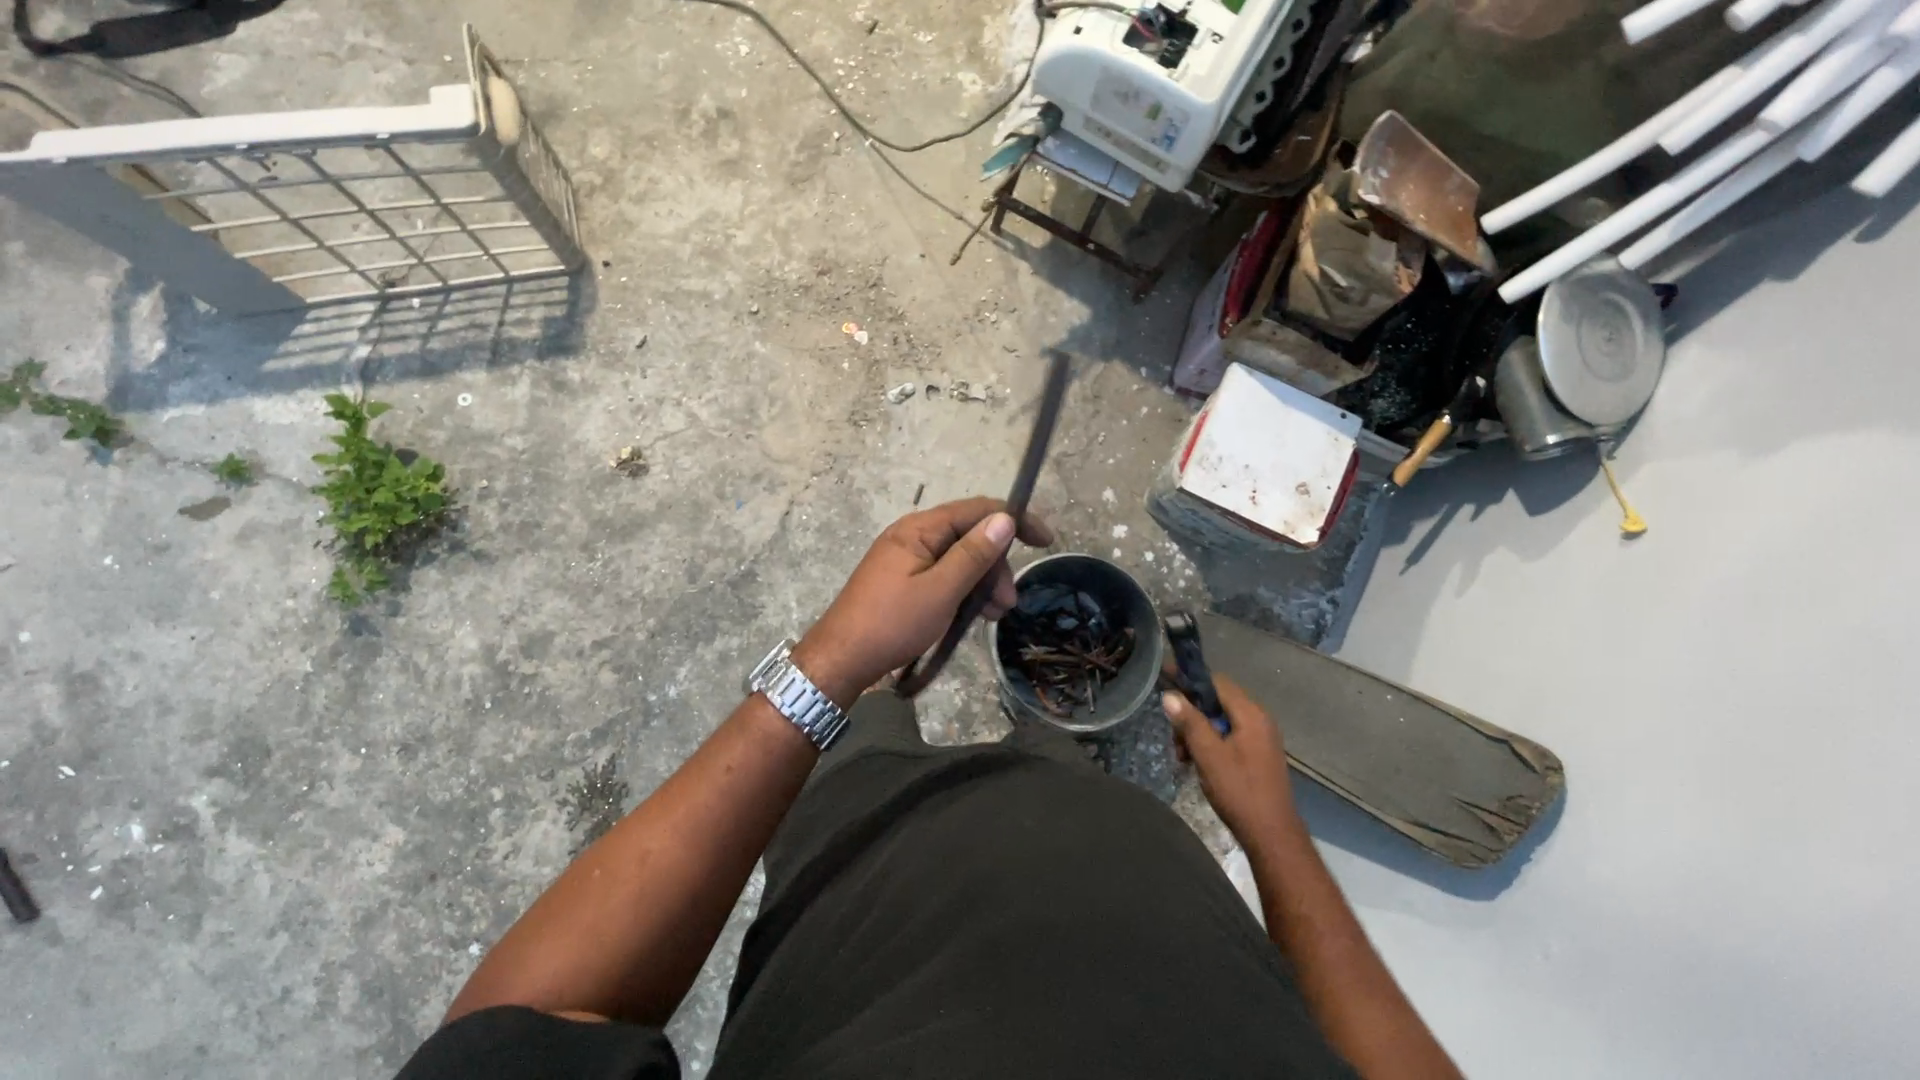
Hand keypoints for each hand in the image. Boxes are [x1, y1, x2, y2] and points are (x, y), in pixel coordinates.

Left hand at [793, 497, 1053, 706]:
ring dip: (983, 583)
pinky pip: (944, 577)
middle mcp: (914, 536)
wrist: (842, 659)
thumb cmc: (892, 623)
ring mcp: (907, 560)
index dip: (1014, 519)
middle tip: (1009, 602)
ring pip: (959, 560)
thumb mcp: (941, 590)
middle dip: (996, 565)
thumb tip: (1005, 518)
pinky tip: (973, 616)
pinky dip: (964, 592)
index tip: (1045, 541)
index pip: (977, 509)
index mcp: (920, 529)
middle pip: (969, 536)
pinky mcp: (904, 582)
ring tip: (994, 616)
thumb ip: (974, 554)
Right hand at [1163, 675, 1301, 842]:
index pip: (1216, 682)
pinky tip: (1198, 763)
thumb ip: (1189, 722)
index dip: (1189, 680)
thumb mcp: (1208, 755)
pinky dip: (1211, 744)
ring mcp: (1261, 737)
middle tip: (1174, 738)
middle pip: (1218, 701)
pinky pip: (1230, 736)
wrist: (1271, 833)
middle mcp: (1259, 719)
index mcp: (1251, 714)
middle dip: (1191, 714)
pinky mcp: (1258, 754)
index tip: (1165, 678)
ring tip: (1183, 757)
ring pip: (1221, 721)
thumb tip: (1170, 695)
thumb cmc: (1239, 791)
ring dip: (1198, 732)